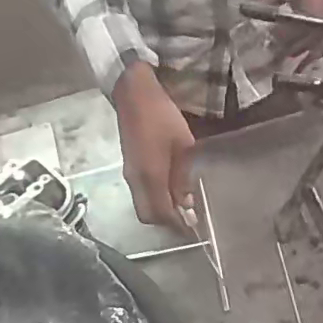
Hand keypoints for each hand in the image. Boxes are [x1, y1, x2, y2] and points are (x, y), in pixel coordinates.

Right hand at [114, 60, 196, 229]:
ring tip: (180, 208)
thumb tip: (188, 203)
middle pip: (148, 216)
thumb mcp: (183, 146)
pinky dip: (154, 200)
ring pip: (143, 207)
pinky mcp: (129, 168)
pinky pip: (140, 194)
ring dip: (160, 212)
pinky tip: (169, 192)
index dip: (178, 225)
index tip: (193, 229)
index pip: (163, 214)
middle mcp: (136, 181)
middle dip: (167, 223)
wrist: (133, 93)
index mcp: (151, 177)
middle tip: (186, 221)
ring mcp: (130, 175)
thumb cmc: (162, 116)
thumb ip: (184, 177)